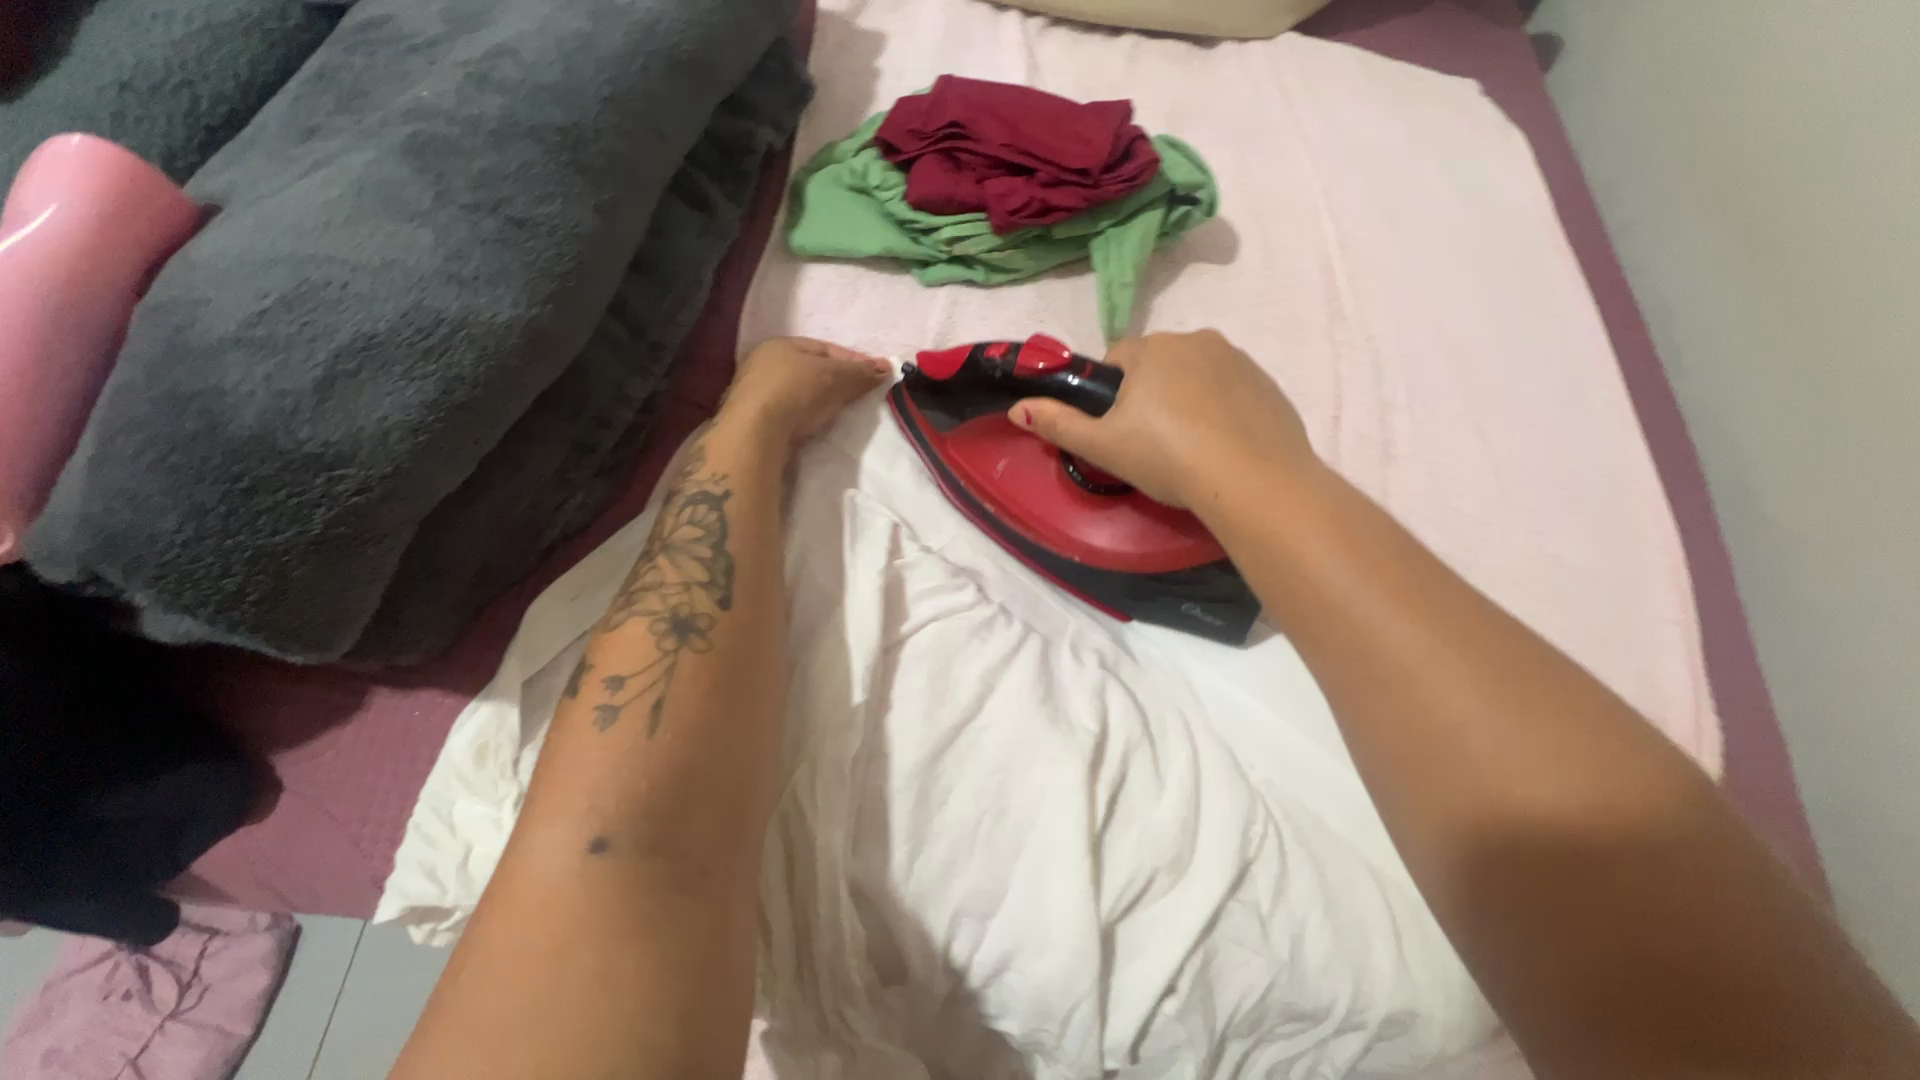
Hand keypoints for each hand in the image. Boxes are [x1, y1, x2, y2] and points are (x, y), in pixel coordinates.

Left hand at [721, 337, 892, 445]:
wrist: (756, 432)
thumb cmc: (796, 391)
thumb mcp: (835, 377)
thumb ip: (861, 372)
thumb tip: (886, 367)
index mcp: (781, 344)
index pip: (825, 348)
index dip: (853, 360)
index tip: (874, 376)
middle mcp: (764, 363)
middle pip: (810, 369)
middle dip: (837, 380)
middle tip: (859, 394)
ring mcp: (755, 392)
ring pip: (798, 392)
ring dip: (820, 400)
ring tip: (840, 412)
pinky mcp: (754, 419)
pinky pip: (788, 412)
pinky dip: (805, 416)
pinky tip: (816, 425)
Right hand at [1007, 330, 1316, 512]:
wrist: (1252, 481)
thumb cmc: (1168, 458)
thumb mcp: (1104, 446)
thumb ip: (1059, 424)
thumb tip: (1018, 408)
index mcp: (1153, 348)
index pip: (1117, 359)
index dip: (1111, 394)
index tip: (1118, 430)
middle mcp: (1196, 340)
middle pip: (1158, 365)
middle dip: (1150, 395)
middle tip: (1150, 445)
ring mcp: (1238, 359)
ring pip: (1196, 376)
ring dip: (1187, 400)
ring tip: (1188, 450)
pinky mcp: (1267, 384)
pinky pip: (1230, 392)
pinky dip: (1221, 411)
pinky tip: (1220, 448)